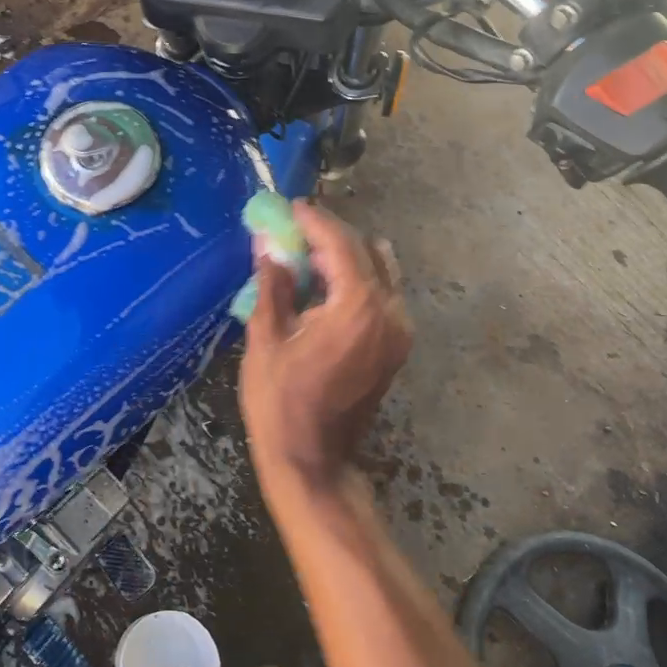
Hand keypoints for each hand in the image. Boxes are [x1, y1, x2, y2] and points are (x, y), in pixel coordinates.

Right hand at [238, 202, 411, 488]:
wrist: (312, 461)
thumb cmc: (280, 402)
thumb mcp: (266, 339)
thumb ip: (274, 285)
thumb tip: (271, 247)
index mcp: (358, 308)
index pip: (340, 244)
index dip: (313, 220)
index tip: (289, 206)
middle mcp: (390, 313)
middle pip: (366, 252)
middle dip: (329, 235)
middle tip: (293, 230)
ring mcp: (399, 332)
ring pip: (381, 271)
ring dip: (347, 256)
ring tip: (308, 257)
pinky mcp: (397, 347)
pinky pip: (382, 295)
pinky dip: (357, 280)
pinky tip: (325, 287)